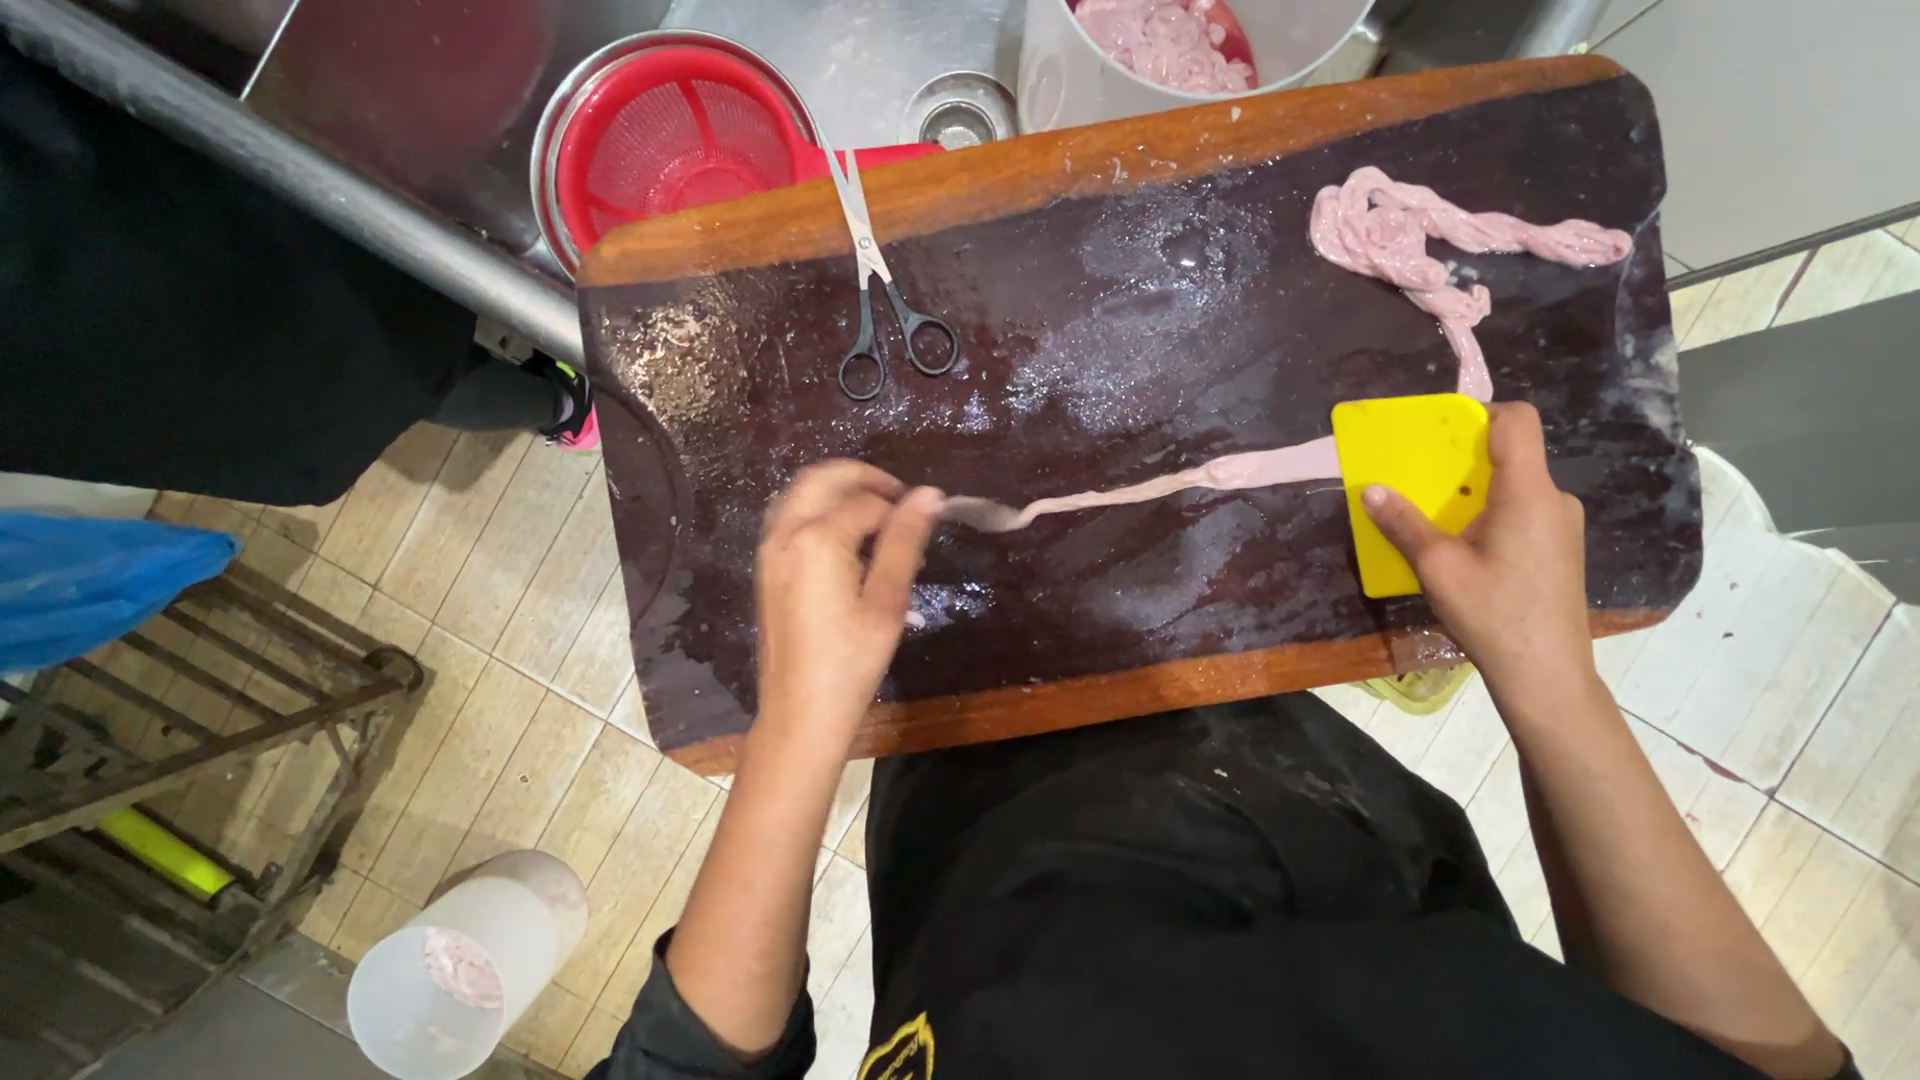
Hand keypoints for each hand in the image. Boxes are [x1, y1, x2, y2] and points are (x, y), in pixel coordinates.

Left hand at [755, 461, 943, 745]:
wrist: (800, 711)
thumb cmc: (851, 660)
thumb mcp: (887, 601)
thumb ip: (904, 542)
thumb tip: (929, 494)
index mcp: (817, 538)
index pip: (866, 501)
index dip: (898, 506)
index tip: (924, 522)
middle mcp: (785, 533)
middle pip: (822, 478)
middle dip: (861, 478)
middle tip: (898, 498)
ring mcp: (769, 551)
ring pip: (800, 493)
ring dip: (836, 490)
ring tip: (874, 515)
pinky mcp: (765, 569)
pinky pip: (789, 517)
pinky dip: (816, 509)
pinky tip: (844, 539)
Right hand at [1362, 402, 1595, 695]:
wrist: (1545, 673)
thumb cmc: (1492, 614)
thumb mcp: (1436, 568)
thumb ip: (1403, 523)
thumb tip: (1370, 490)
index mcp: (1529, 494)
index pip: (1517, 421)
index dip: (1479, 412)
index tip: (1438, 431)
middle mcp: (1553, 500)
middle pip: (1511, 454)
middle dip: (1462, 460)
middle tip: (1420, 479)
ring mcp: (1561, 525)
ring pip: (1514, 487)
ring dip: (1472, 492)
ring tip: (1434, 520)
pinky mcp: (1559, 549)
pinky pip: (1521, 512)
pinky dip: (1488, 515)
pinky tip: (1463, 549)